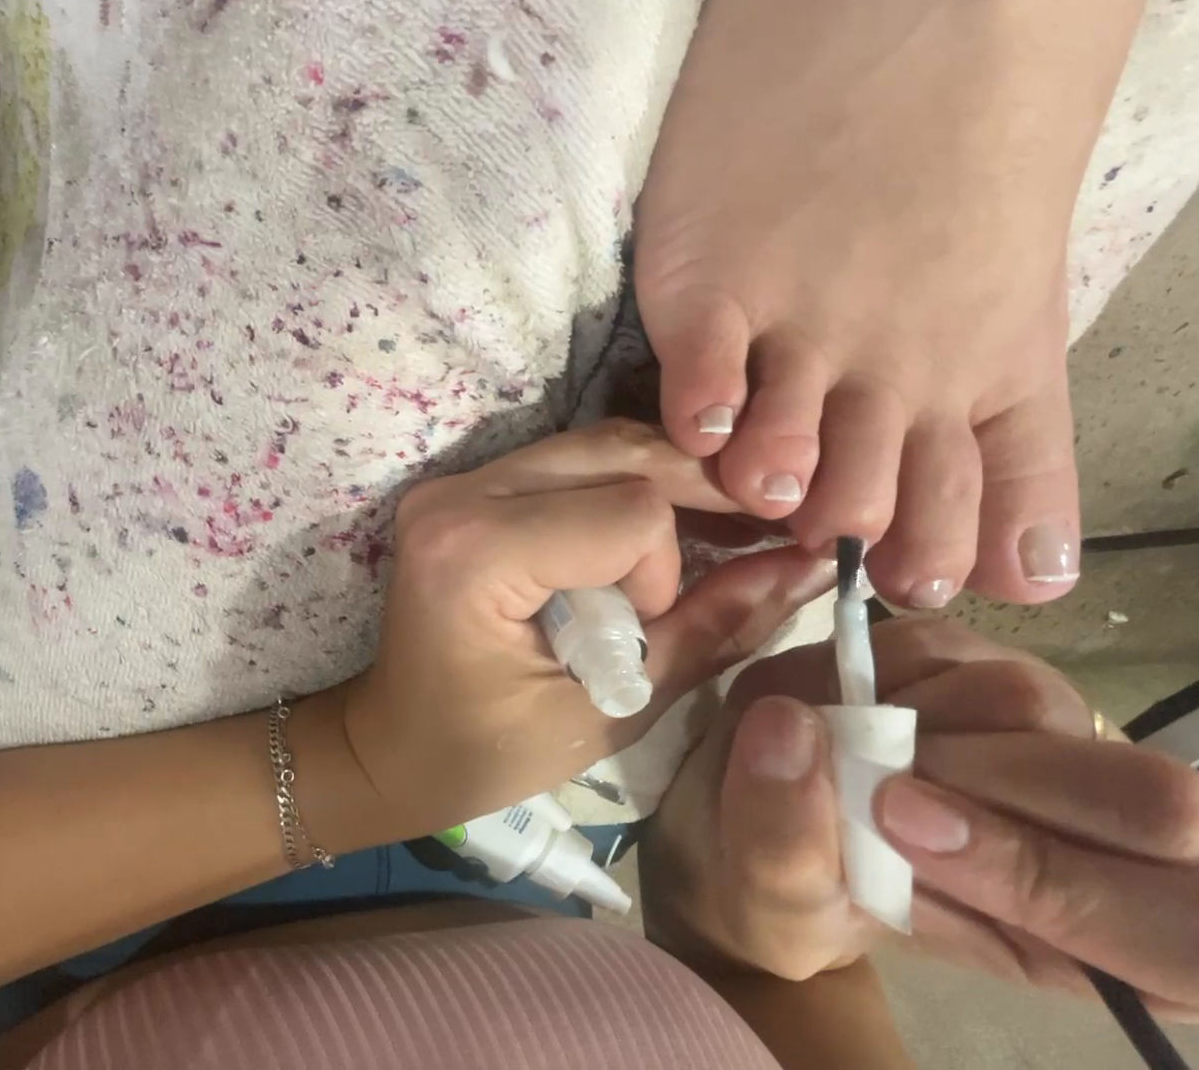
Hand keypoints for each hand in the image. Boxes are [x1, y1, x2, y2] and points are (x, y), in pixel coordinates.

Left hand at [342, 419, 838, 840]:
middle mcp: (456, 496)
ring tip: (715, 529)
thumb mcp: (605, 712)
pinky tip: (656, 527)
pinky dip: (622, 486)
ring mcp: (454, 483)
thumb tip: (807, 566)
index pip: (628, 513)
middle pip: (616, 451)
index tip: (646, 622)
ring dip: (664, 483)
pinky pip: (567, 462)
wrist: (391, 742)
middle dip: (694, 492)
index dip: (664, 568)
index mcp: (473, 554)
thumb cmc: (482, 752)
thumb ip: (706, 633)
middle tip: (752, 533)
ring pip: (595, 444)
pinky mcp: (463, 487)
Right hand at [634, 0, 1156, 607]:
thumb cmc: (957, 160)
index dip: (951, 564)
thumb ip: (1006, 434)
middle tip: (819, 528)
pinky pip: (704, 382)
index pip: (979, 513)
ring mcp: (801, 328)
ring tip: (766, 480)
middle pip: (871, 507)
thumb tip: (1026, 568)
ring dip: (779, 487)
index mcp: (982, 374)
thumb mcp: (1016, 304)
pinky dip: (702, 417)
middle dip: (852, 537)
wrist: (912, 7)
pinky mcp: (714, 290)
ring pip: (790, 461)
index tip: (916, 583)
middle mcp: (896, 371)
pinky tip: (705, 419)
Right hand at [641, 617, 1198, 1021]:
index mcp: (1090, 940)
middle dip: (1002, 794)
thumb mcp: (769, 908)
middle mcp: (1098, 833)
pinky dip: (871, 678)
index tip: (913, 843)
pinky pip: (942, 650)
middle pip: (1160, 803)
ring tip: (838, 755)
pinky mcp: (968, 657)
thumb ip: (783, 844)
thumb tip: (791, 727)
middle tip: (878, 794)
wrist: (740, 809)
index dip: (1074, 889)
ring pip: (1031, 705)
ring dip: (912, 729)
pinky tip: (835, 712)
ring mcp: (1042, 729)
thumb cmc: (774, 890)